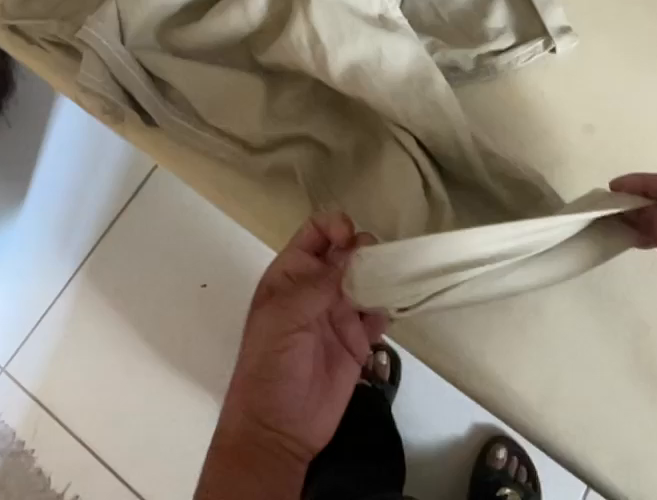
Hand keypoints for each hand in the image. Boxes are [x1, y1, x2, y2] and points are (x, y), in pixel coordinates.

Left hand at [200, 211, 387, 498]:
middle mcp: (317, 286)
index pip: (316, 232)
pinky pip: (378, 312)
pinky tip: (384, 317)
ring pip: (367, 278)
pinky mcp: (358, 340)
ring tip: (387, 286)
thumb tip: (352, 250)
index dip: (335, 226)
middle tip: (376, 265)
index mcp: (291, 274)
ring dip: (381, 276)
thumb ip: (317, 284)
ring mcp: (339, 312)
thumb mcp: (284, 319)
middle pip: (348, 251)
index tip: (350, 238)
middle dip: (364, 249)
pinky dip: (386, 308)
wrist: (277, 429)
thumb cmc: (269, 367)